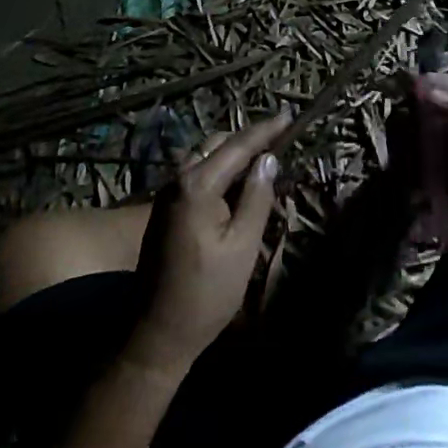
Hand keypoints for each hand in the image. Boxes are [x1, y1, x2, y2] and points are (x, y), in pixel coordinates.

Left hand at [128, 112, 290, 370]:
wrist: (157, 332)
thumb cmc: (207, 292)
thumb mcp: (243, 245)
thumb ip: (257, 196)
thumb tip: (268, 159)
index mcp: (197, 186)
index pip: (238, 146)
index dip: (266, 130)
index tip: (290, 115)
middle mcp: (177, 181)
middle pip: (218, 145)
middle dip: (249, 137)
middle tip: (281, 136)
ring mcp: (167, 194)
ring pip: (205, 157)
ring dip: (233, 152)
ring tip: (263, 154)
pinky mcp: (165, 209)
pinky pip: (196, 174)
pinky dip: (220, 168)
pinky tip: (238, 179)